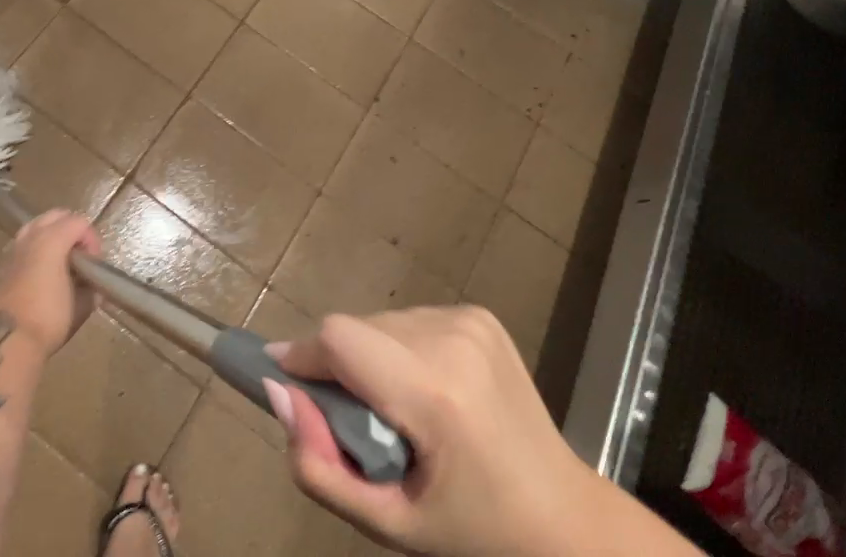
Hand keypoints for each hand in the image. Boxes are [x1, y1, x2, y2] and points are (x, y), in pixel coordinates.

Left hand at [0, 209, 100, 356]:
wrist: (9, 339)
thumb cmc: (49, 318)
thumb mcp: (82, 305)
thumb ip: (91, 289)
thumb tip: (94, 287)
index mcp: (51, 240)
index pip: (78, 222)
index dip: (92, 239)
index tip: (95, 263)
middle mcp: (30, 237)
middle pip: (56, 216)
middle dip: (73, 230)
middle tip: (82, 256)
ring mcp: (14, 248)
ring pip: (37, 225)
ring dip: (53, 235)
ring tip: (63, 261)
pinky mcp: (3, 263)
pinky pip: (24, 242)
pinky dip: (37, 247)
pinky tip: (44, 270)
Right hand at [265, 306, 620, 556]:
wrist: (566, 517)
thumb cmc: (475, 530)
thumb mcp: (386, 522)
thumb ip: (317, 464)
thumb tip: (278, 392)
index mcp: (437, 393)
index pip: (339, 338)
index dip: (303, 358)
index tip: (293, 393)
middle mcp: (453, 340)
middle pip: (353, 329)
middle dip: (336, 370)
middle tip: (356, 426)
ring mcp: (471, 322)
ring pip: (376, 323)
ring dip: (366, 360)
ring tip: (395, 412)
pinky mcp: (480, 316)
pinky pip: (405, 321)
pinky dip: (396, 351)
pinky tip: (424, 392)